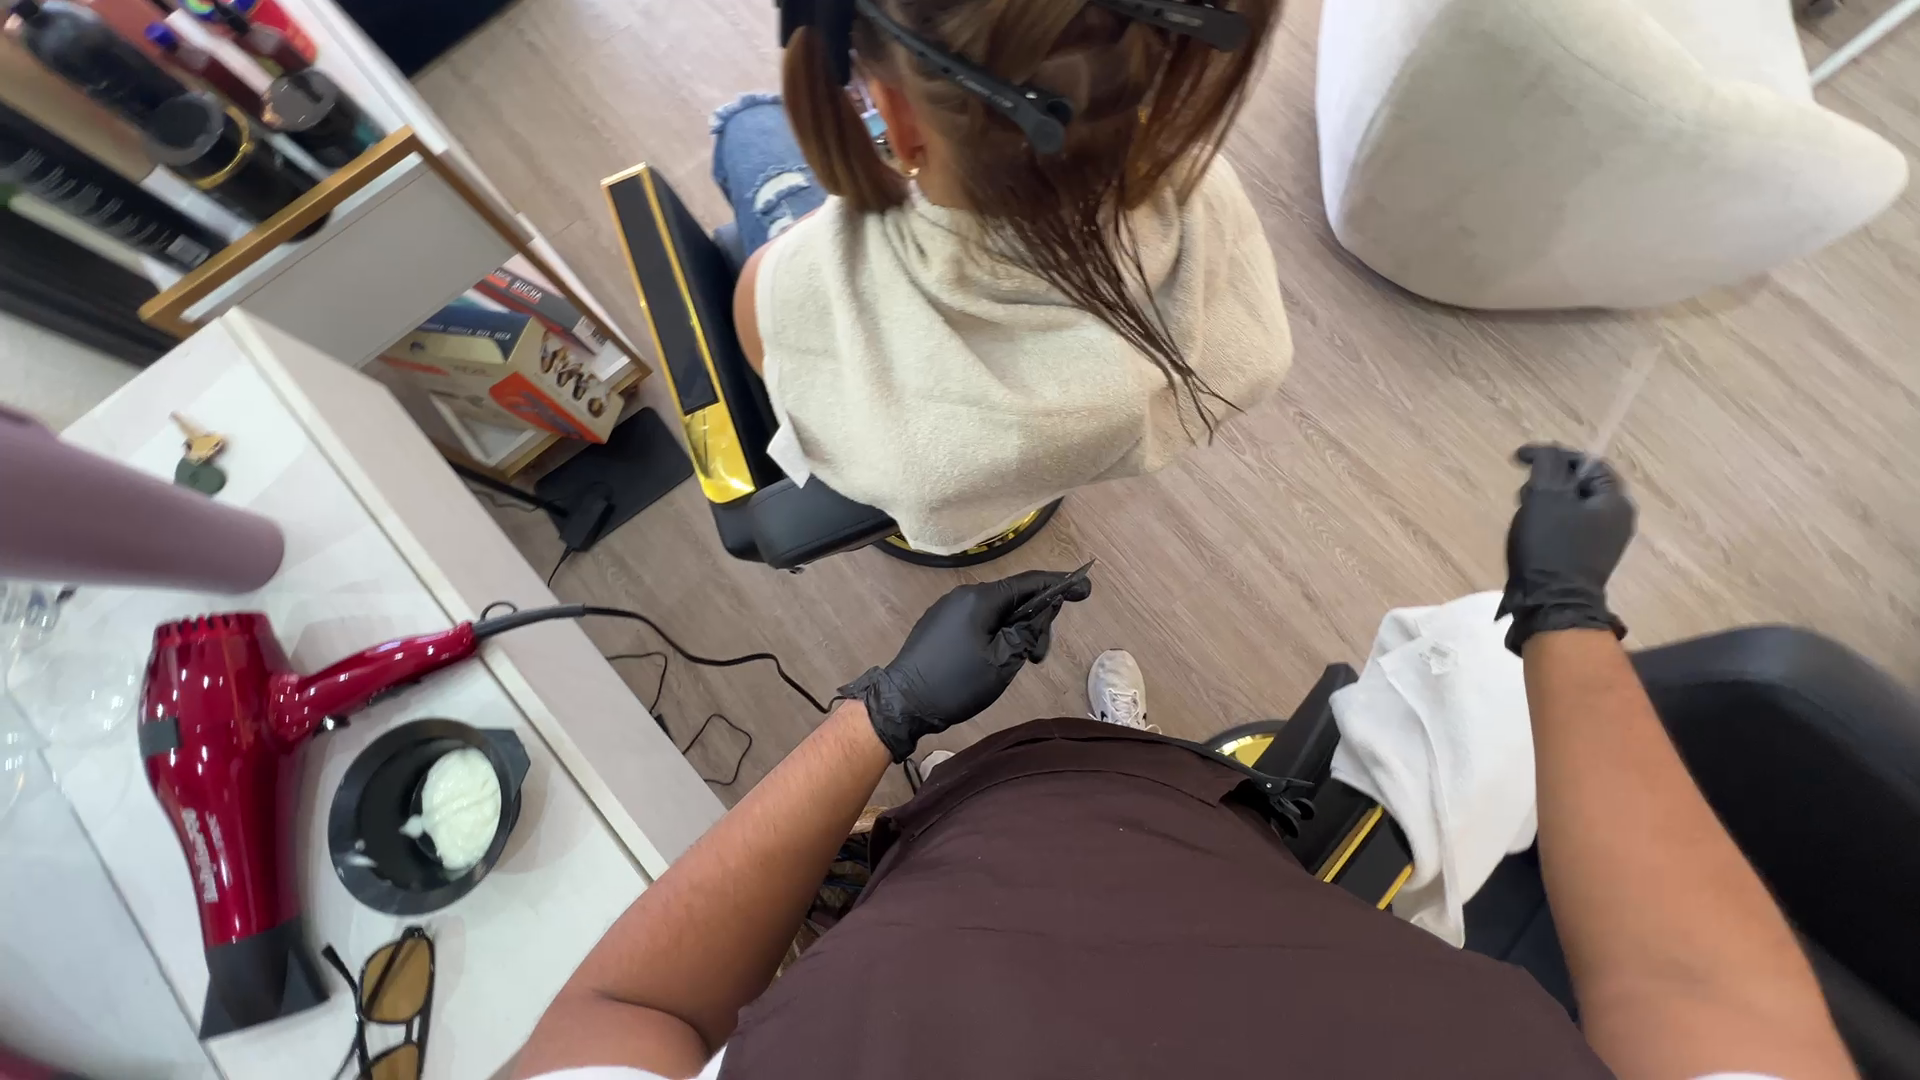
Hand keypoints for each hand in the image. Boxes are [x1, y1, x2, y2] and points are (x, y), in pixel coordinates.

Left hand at [841, 570, 1092, 761]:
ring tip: (1018, 662)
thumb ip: (1028, 631)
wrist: (903, 702)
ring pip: (995, 610)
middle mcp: (963, 595)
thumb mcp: (1003, 662)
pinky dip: (995, 632)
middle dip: (1034, 621)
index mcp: (980, 599)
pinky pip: (977, 619)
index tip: (1085, 588)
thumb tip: (1045, 609)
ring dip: (1014, 630)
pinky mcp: (939, 623)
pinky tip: (996, 657)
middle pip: (1012, 597)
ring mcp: (948, 608)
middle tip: (1038, 657)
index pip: (1029, 582)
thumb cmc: (956, 683)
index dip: (1059, 585)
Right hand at [1498, 444, 1636, 654]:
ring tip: (1523, 511)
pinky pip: (1568, 527)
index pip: (1588, 463)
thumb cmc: (1549, 545)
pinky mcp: (1586, 557)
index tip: (1519, 458)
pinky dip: (1548, 522)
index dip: (1553, 455)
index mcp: (1614, 501)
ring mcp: (1603, 541)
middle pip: (1580, 485)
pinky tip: (1530, 531)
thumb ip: (1547, 466)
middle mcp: (1617, 519)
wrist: (1551, 600)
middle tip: (1522, 490)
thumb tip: (1545, 450)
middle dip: (1548, 481)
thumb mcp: (1544, 497)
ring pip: (1572, 506)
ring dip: (1545, 502)